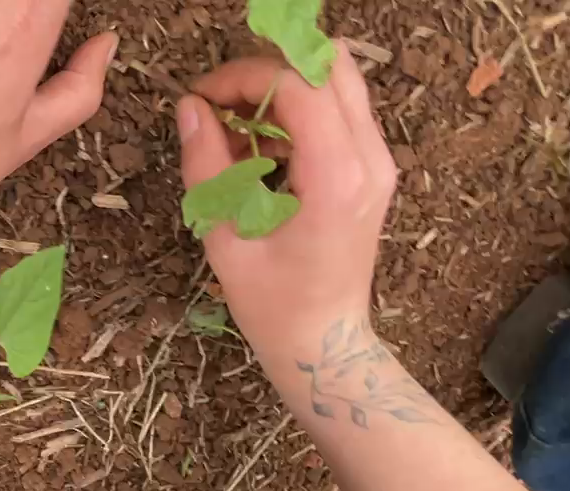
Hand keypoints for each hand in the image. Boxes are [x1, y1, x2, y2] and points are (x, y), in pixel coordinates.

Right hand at [177, 52, 397, 364]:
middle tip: (224, 105)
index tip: (204, 98)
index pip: (299, 85)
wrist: (323, 344)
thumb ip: (207, 170)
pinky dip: (299, 117)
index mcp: (336, 178)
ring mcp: (379, 163)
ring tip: (238, 135)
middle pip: (329, 66)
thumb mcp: (227, 243)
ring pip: (337, 85)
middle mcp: (371, 158)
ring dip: (283, 93)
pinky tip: (262, 154)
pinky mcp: (373, 172)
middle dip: (268, 73)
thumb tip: (190, 110)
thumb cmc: (273, 308)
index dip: (245, 77)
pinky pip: (341, 115)